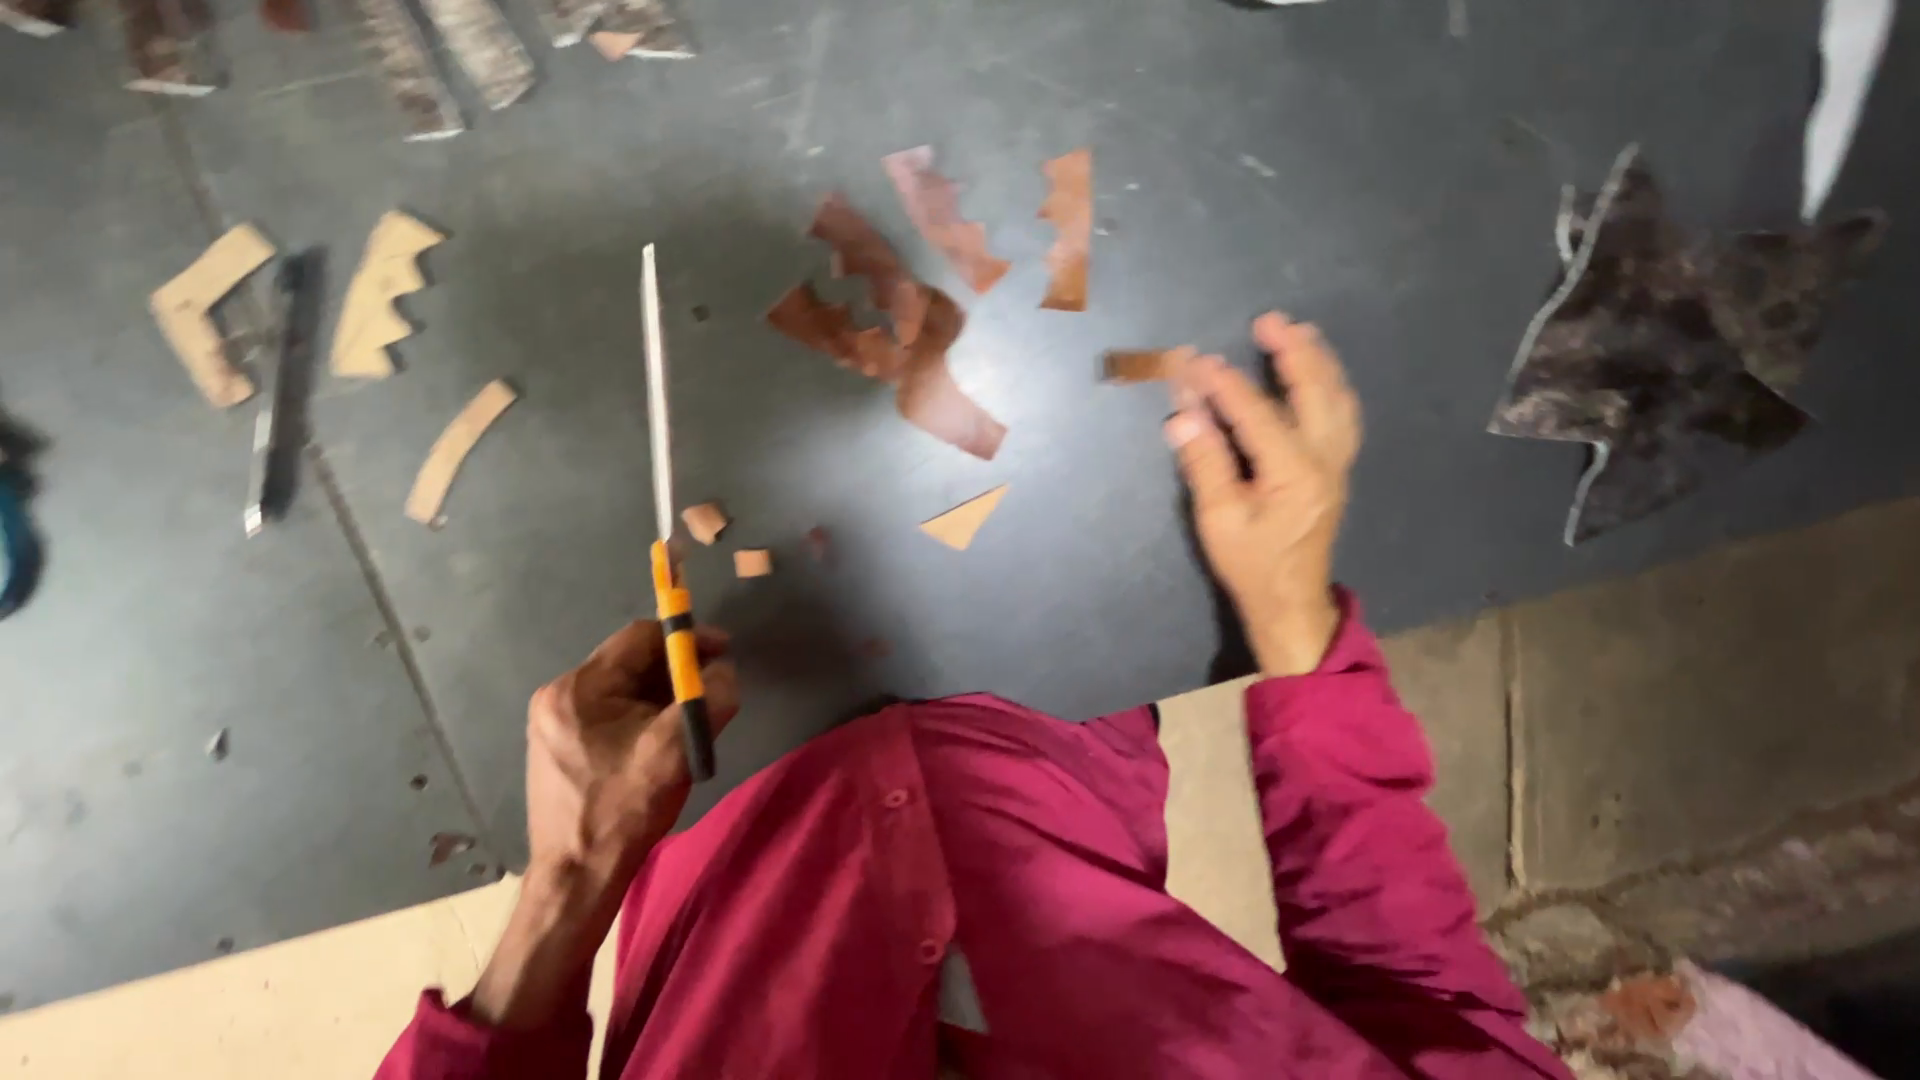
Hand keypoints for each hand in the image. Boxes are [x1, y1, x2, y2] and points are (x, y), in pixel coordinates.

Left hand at [525, 620, 738, 883]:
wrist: (578, 877)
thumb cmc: (624, 808)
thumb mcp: (676, 749)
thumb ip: (709, 699)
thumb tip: (723, 672)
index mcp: (578, 689)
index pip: (639, 637)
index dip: (686, 637)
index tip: (724, 651)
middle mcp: (558, 696)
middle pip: (631, 661)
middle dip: (678, 669)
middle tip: (714, 687)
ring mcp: (555, 722)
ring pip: (624, 687)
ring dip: (663, 694)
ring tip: (695, 717)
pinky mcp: (561, 745)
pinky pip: (612, 711)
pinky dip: (644, 714)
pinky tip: (665, 739)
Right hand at [1165, 312, 1361, 675]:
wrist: (1291, 601)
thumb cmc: (1251, 564)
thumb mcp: (1218, 520)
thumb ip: (1205, 463)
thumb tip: (1183, 416)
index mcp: (1292, 471)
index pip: (1255, 412)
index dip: (1223, 384)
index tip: (1195, 360)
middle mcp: (1324, 459)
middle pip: (1314, 391)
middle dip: (1292, 352)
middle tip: (1268, 321)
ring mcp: (1337, 464)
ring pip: (1337, 399)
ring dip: (1319, 362)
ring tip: (1300, 333)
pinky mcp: (1337, 470)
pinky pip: (1343, 415)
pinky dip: (1331, 387)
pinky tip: (1320, 376)